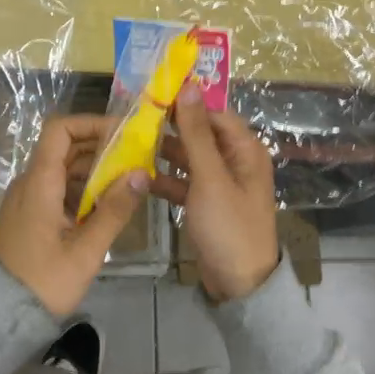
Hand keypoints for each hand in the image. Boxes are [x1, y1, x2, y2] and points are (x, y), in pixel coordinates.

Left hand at [0, 114, 148, 317]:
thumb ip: (114, 210)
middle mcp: (28, 182)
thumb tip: (141, 174)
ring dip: (92, 171)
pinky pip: (54, 190)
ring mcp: (24, 200)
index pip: (60, 130)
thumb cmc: (42, 283)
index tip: (121, 134)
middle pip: (64, 148)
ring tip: (126, 185)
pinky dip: (79, 190)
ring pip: (61, 170)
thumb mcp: (85, 251)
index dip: (90, 123)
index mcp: (39, 182)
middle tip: (134, 159)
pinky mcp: (26, 217)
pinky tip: (103, 209)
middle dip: (100, 148)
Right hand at [153, 92, 279, 301]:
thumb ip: (197, 133)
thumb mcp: (211, 178)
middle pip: (200, 132)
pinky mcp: (206, 203)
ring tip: (128, 139)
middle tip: (133, 113)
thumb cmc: (230, 227)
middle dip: (170, 124)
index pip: (214, 112)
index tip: (153, 89)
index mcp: (245, 149)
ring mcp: (219, 183)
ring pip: (188, 156)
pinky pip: (183, 181)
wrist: (240, 286)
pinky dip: (164, 177)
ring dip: (163, 150)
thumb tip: (189, 87)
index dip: (187, 100)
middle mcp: (234, 161)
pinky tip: (137, 174)